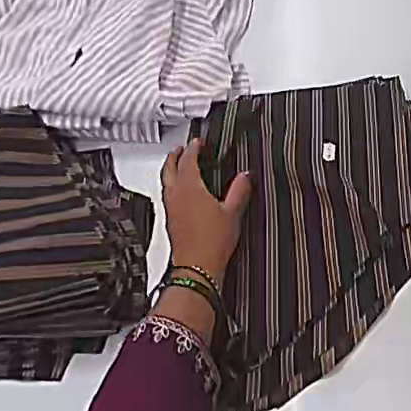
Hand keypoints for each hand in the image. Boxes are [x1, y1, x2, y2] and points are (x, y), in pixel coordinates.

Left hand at [161, 137, 252, 274]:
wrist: (197, 267)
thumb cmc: (212, 242)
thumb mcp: (233, 212)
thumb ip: (240, 190)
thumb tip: (245, 176)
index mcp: (190, 187)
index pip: (188, 159)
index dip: (193, 148)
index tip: (198, 143)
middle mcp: (175, 195)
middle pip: (169, 168)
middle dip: (175, 156)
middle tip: (181, 149)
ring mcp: (170, 209)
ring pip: (165, 182)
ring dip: (171, 170)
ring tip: (178, 167)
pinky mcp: (170, 221)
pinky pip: (167, 196)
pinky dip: (172, 187)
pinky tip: (181, 194)